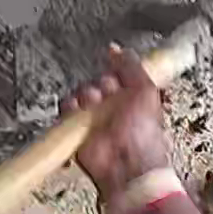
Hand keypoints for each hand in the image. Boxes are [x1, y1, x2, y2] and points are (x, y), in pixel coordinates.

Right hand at [61, 45, 173, 198]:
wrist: (127, 164)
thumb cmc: (143, 132)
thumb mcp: (145, 90)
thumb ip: (131, 67)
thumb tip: (115, 49)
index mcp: (132, 98)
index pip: (117, 74)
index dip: (116, 72)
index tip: (117, 75)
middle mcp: (113, 107)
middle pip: (97, 82)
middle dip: (101, 84)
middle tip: (108, 92)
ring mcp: (94, 119)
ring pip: (81, 94)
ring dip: (86, 95)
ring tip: (94, 104)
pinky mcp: (77, 131)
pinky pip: (66, 110)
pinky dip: (69, 108)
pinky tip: (78, 110)